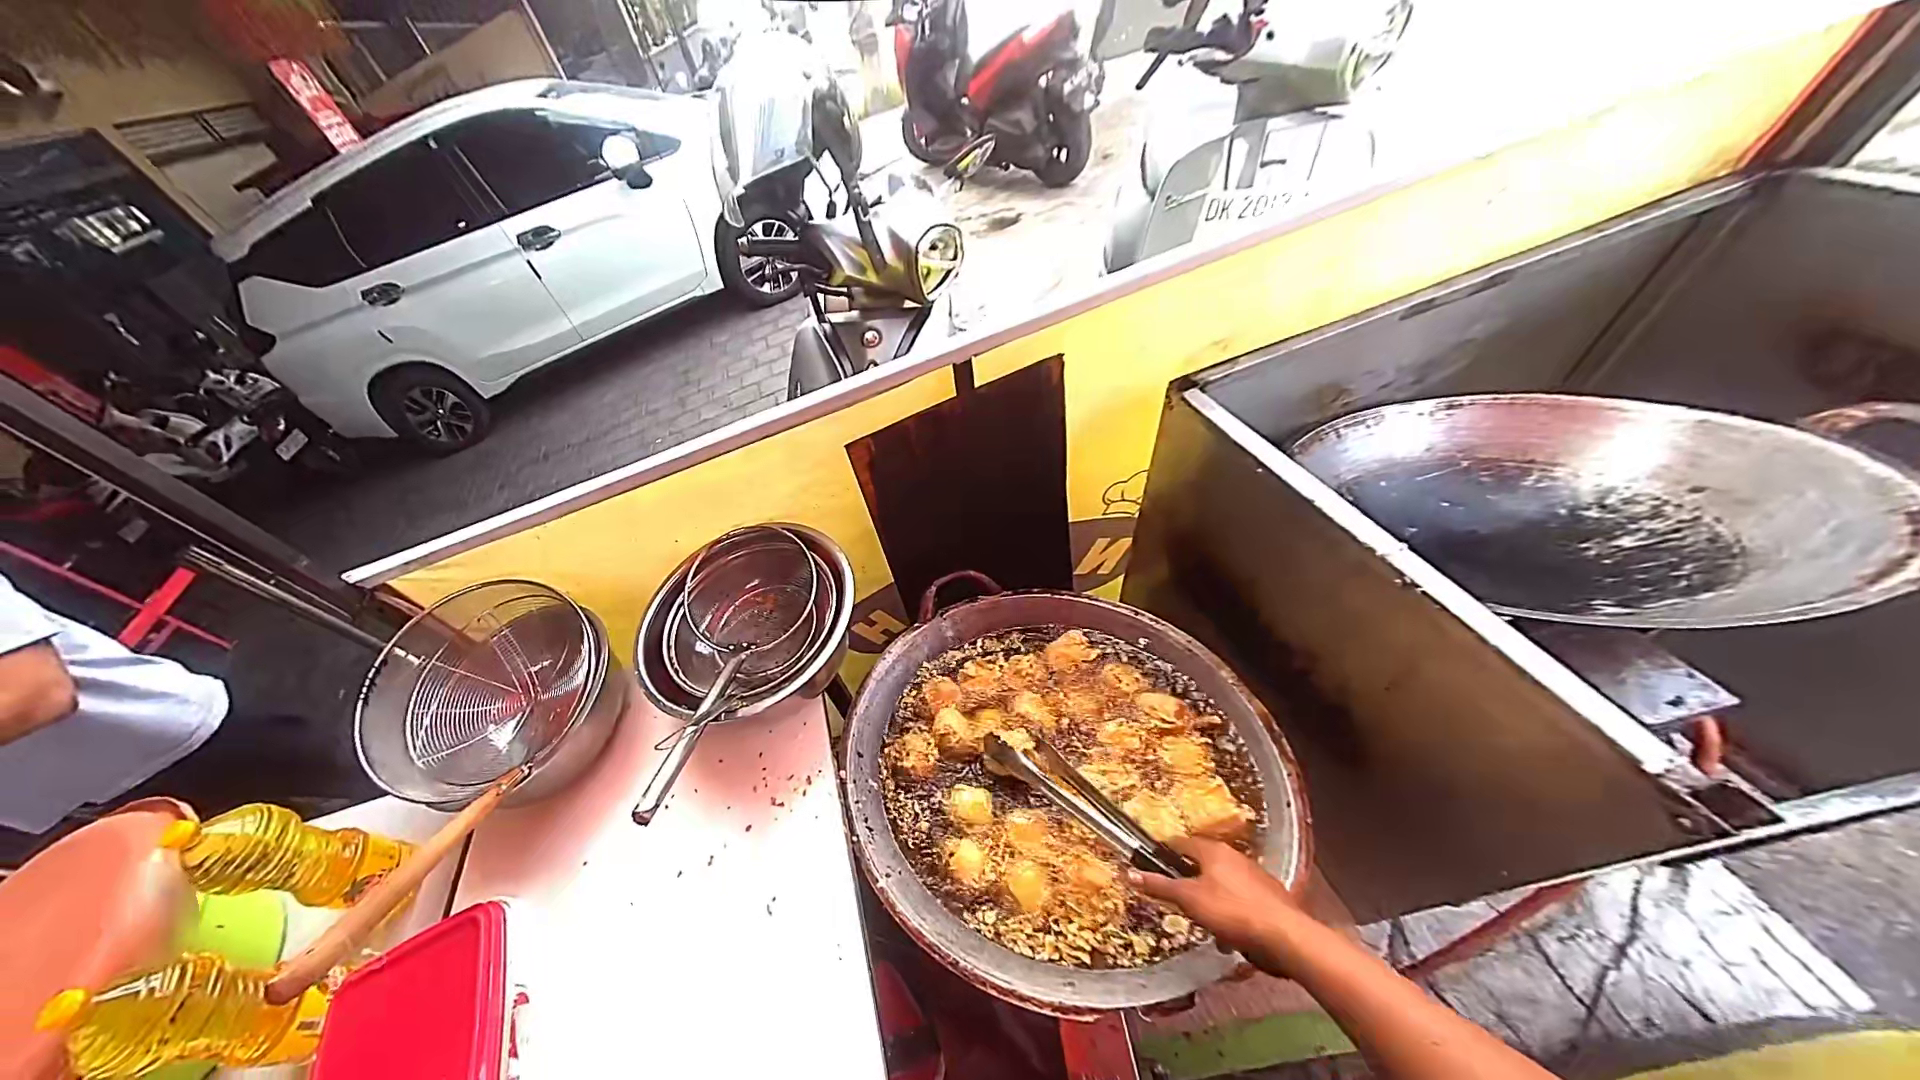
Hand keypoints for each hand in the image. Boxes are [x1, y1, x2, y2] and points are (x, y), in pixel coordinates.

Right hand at [1128, 837, 1317, 976]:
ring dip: (1212, 900)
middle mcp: (1234, 855)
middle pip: (1203, 864)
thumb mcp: (1189, 900)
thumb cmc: (1232, 912)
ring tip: (1207, 925)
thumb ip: (1160, 886)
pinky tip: (1232, 934)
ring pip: (1223, 884)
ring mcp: (1255, 875)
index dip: (1165, 853)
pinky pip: (1242, 900)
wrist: (1286, 937)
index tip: (1153, 865)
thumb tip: (1129, 873)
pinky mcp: (1271, 896)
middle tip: (1180, 902)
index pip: (1180, 843)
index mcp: (1213, 850)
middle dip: (1190, 882)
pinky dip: (1232, 912)